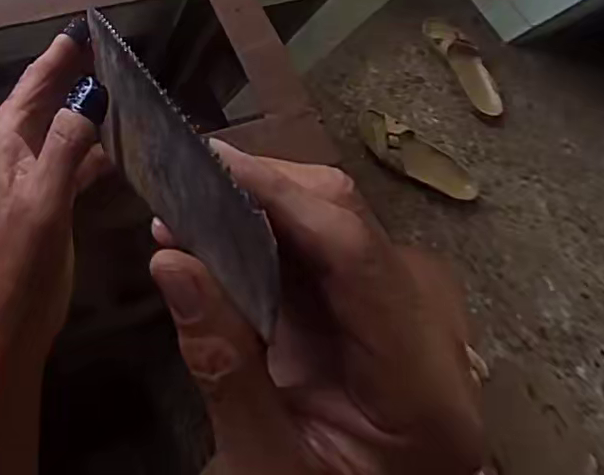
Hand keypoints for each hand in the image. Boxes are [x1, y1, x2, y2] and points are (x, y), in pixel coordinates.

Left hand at [0, 30, 105, 474]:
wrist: (6, 326)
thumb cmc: (18, 262)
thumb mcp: (44, 200)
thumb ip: (66, 144)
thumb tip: (90, 90)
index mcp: (4, 138)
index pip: (34, 81)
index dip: (60, 52)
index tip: (86, 24)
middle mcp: (14, 146)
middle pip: (48, 95)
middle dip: (75, 70)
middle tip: (111, 45)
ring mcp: (32, 170)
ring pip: (64, 123)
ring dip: (87, 103)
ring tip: (123, 81)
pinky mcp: (50, 194)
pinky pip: (75, 154)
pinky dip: (96, 143)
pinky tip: (122, 138)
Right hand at [149, 143, 483, 474]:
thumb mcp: (266, 464)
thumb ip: (221, 365)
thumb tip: (169, 260)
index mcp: (422, 384)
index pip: (354, 251)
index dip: (279, 192)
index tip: (208, 160)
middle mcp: (433, 327)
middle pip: (344, 216)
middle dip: (259, 188)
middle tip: (183, 185)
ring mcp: (411, 305)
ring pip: (330, 210)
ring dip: (256, 198)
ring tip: (189, 207)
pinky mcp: (380, 294)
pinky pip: (319, 231)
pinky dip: (264, 220)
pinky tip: (218, 225)